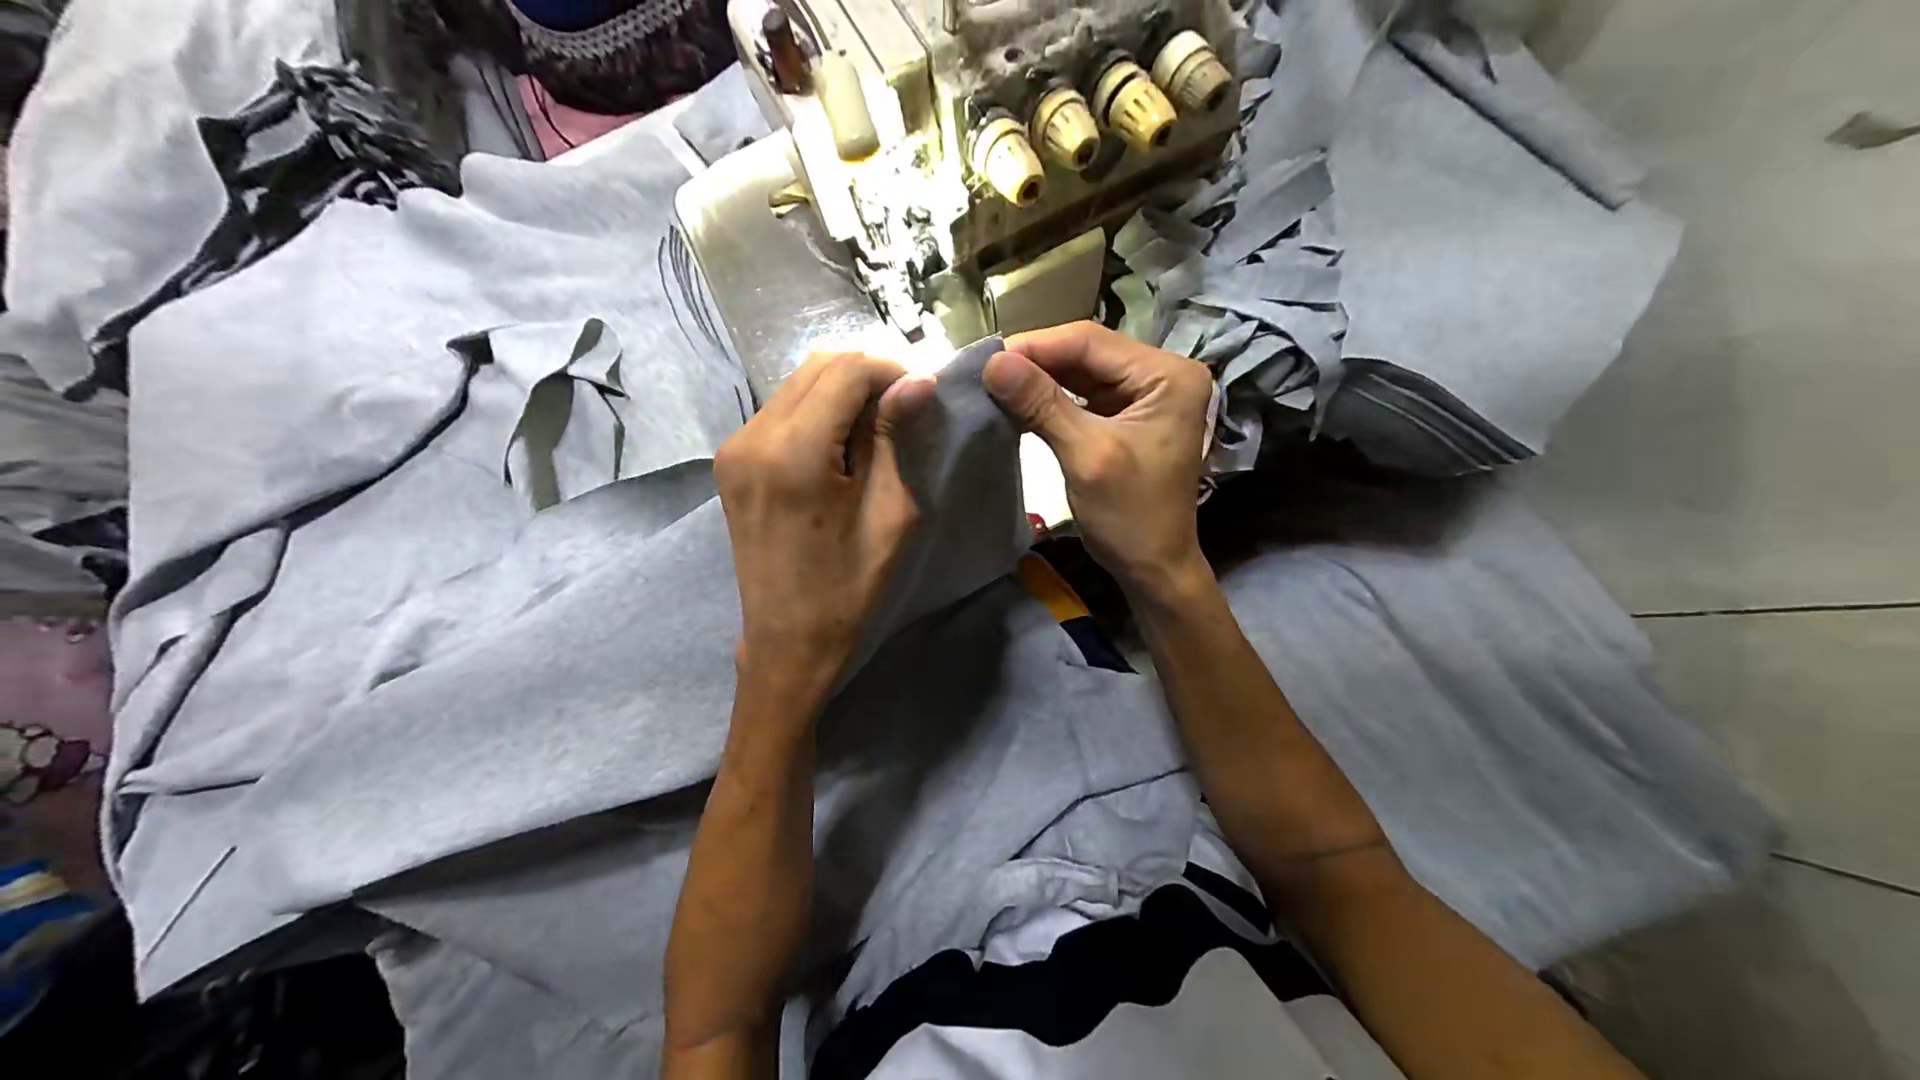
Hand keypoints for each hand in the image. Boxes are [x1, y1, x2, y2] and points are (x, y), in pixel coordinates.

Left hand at [715, 353, 932, 707]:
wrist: (788, 641)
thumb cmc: (849, 588)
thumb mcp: (890, 513)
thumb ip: (894, 438)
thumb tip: (914, 382)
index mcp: (794, 452)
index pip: (846, 371)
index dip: (889, 373)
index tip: (918, 398)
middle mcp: (752, 437)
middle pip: (817, 367)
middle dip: (864, 379)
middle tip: (898, 413)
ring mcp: (733, 448)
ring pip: (796, 385)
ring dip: (839, 394)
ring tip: (871, 433)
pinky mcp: (730, 462)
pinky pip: (779, 412)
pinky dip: (814, 414)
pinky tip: (837, 449)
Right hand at [984, 321, 1214, 596]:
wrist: (1152, 568)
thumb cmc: (1130, 516)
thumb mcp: (1087, 456)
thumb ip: (1042, 405)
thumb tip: (993, 363)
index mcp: (1167, 375)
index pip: (1090, 342)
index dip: (1035, 346)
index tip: (986, 358)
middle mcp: (1160, 374)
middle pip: (1084, 353)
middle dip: (1034, 362)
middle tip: (982, 371)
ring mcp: (1142, 394)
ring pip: (1078, 372)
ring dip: (1036, 379)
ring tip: (991, 383)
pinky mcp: (1124, 415)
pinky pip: (1080, 395)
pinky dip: (1048, 399)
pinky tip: (1015, 401)